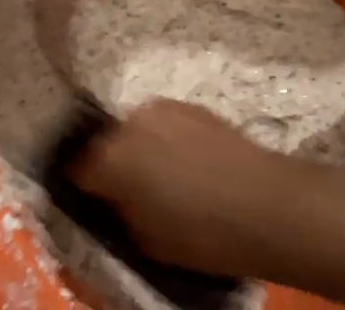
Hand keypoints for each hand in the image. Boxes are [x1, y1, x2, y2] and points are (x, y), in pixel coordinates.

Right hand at [70, 100, 318, 276]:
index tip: (91, 197)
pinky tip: (189, 160)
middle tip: (129, 187)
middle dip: (111, 161)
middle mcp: (124, 124)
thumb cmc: (204, 235)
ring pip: (133, 128)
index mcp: (107, 159)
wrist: (269, 206)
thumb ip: (120, 213)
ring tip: (163, 171)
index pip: (75, 167)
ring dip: (139, 146)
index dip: (81, 184)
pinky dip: (166, 137)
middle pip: (104, 141)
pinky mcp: (187, 104)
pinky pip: (162, 121)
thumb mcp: (148, 241)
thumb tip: (113, 201)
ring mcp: (156, 108)